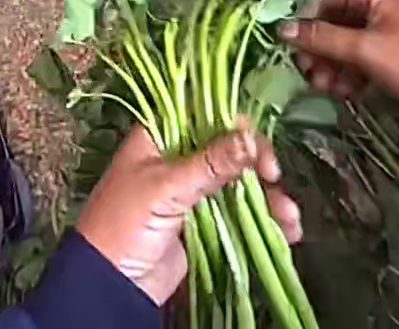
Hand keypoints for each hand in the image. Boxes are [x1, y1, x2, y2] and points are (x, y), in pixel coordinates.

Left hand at [76, 122, 300, 304]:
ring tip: (290, 218)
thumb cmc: (126, 221)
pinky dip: (263, 219)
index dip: (236, 125)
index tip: (258, 148)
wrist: (108, 285)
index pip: (206, 113)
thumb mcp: (166, 187)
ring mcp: (193, 189)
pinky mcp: (204, 221)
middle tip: (274, 179)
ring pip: (239, 181)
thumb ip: (209, 163)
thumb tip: (249, 137)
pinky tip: (287, 231)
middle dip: (257, 162)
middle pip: (228, 146)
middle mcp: (180, 154)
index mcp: (161, 133)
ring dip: (267, 196)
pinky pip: (239, 212)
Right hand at [281, 0, 398, 136]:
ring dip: (330, 65)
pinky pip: (359, 61)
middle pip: (334, 22)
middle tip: (307, 72)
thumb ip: (322, 38)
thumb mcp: (365, 50)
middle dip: (318, 47)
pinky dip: (348, 75)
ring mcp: (386, 36)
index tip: (292, 44)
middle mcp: (377, 10)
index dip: (308, 18)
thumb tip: (281, 28)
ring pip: (344, 45)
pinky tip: (344, 93)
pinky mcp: (392, 60)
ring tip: (325, 88)